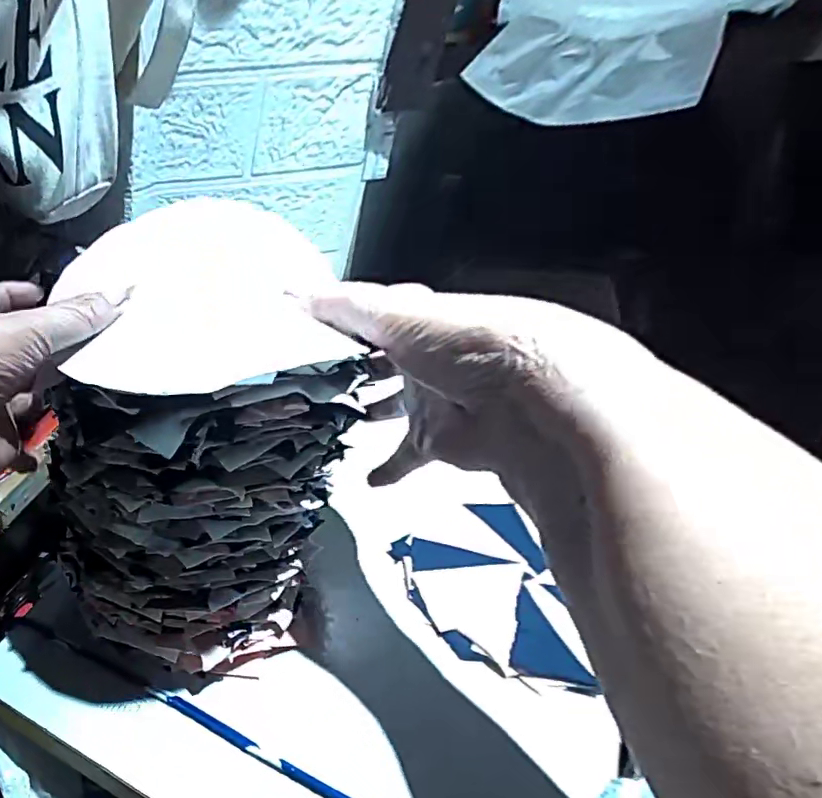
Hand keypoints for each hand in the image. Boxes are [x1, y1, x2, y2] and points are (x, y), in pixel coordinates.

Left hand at [0, 282, 117, 496]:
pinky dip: (35, 444)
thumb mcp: (25, 332)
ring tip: (75, 386)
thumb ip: (69, 320)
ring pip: (26, 396)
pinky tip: (47, 436)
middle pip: (20, 352)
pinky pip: (24, 443)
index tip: (44, 293)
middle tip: (82, 344)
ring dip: (44, 397)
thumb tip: (112, 300)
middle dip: (48, 350)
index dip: (16, 294)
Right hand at [308, 282, 659, 485]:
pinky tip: (369, 479)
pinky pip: (406, 456)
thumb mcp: (397, 316)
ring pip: (392, 407)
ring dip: (370, 412)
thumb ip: (343, 308)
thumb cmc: (471, 344)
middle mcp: (425, 358)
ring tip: (341, 418)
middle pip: (382, 362)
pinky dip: (388, 469)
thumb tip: (295, 294)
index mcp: (417, 321)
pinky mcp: (438, 440)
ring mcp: (432, 400)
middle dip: (354, 367)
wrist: (526, 401)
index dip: (340, 320)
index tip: (307, 325)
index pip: (371, 315)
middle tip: (320, 374)